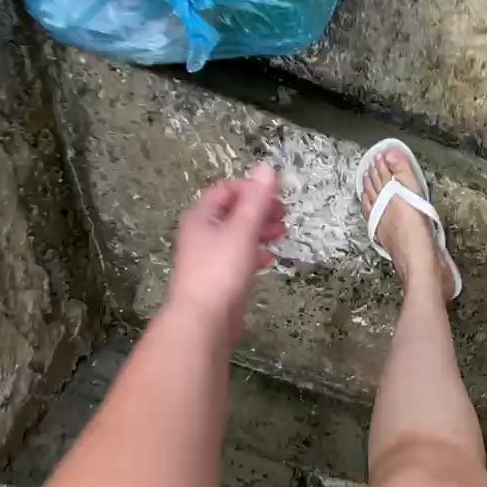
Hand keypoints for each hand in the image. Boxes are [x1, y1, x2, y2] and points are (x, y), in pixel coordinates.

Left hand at [167, 163, 286, 341]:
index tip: (277, 195)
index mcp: (202, 216)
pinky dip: (255, 252)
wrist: (204, 319)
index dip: (251, 188)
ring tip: (283, 233)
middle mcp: (202, 233)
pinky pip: (239, 256)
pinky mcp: (220, 277)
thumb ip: (256, 200)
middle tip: (284, 214)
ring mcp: (210, 256)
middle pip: (233, 211)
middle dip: (259, 209)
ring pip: (238, 234)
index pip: (227, 190)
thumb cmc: (220, 271)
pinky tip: (270, 257)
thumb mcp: (242, 231)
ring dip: (260, 230)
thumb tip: (267, 167)